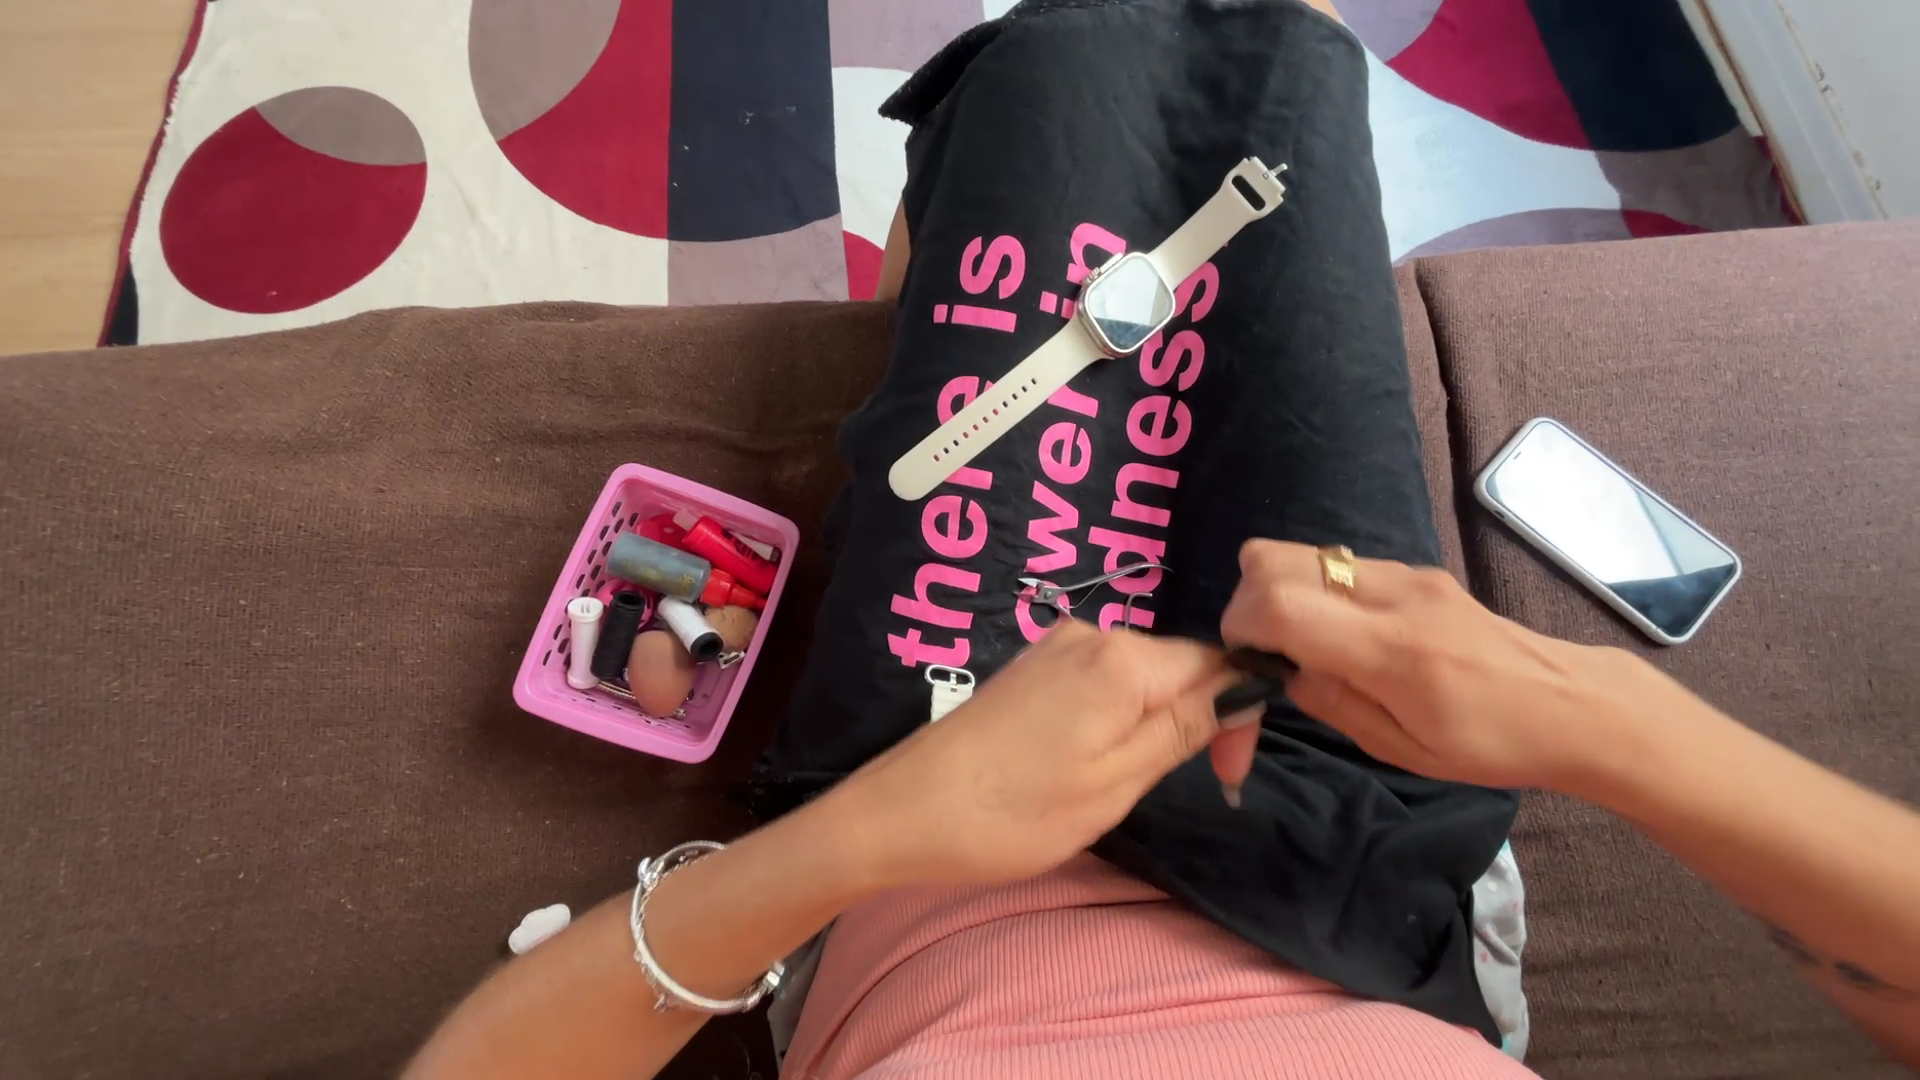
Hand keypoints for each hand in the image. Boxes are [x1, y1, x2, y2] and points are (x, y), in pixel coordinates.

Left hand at [830, 622, 1234, 887]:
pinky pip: (1099, 679)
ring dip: (1151, 722)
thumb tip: (1241, 689)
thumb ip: (1183, 728)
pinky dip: (1114, 714)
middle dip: (1195, 718)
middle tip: (1173, 784)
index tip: (1226, 778)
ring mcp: (1054, 646)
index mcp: (1121, 658)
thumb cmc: (1016, 811)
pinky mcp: (1029, 665)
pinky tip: (1085, 756)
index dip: (1236, 715)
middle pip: (1176, 665)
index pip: (1216, 663)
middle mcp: (1090, 633)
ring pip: (1137, 676)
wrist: (905, 808)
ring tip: (1119, 778)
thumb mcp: (1115, 782)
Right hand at [1217, 539, 1695, 792]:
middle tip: (1264, 647)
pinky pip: (1329, 562)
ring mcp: (1402, 573)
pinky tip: (1336, 630)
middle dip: (1244, 601)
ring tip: (1300, 640)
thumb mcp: (1400, 748)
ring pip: (1294, 552)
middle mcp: (1390, 594)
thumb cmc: (1491, 744)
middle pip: (1270, 559)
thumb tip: (1279, 669)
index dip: (1241, 626)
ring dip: (1273, 592)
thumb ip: (1329, 701)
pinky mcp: (1410, 569)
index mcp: (1391, 651)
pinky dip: (1307, 589)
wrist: (1577, 705)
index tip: (1247, 660)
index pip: (1279, 605)